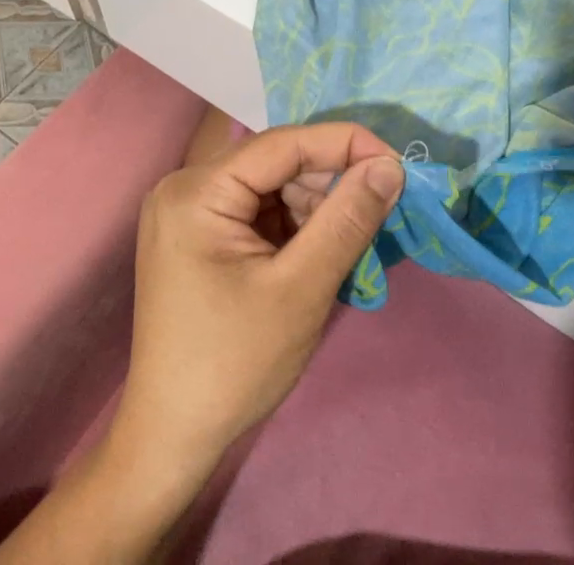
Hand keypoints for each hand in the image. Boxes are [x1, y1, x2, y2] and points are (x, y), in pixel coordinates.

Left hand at [0, 122, 404, 564]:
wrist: (174, 430)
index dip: (344, 144)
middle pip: (275, 164)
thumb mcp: (302, 288)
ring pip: (270, 188)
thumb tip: (389, 166)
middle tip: (381, 212)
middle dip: (330, 183)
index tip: (398, 164)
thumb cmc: (236, 361)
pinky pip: (256, 213)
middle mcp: (184, 188)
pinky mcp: (197, 238)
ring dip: (315, 207)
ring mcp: (187, 213)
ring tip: (351, 243)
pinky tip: (321, 252)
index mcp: (196, 191)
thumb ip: (347, 220)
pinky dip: (294, 227)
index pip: (281, 144)